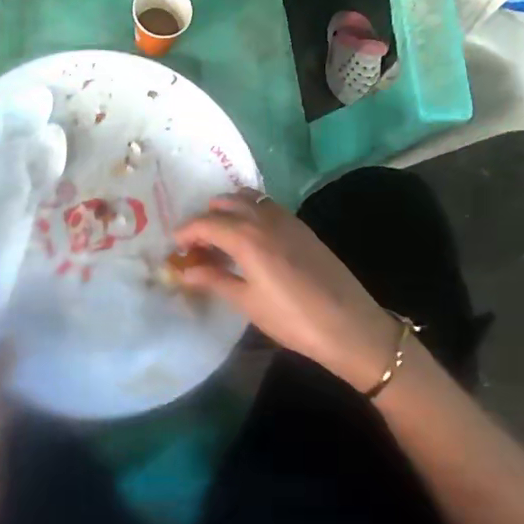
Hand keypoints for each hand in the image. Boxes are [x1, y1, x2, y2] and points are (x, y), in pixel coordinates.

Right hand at [174, 192, 401, 389]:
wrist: (348, 324)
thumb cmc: (293, 319)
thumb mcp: (248, 302)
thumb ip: (215, 279)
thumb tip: (184, 270)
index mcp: (247, 236)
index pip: (207, 222)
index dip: (187, 231)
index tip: (175, 246)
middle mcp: (265, 219)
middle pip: (227, 203)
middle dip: (207, 217)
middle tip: (197, 244)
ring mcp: (287, 219)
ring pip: (250, 199)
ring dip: (230, 209)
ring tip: (220, 238)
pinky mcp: (303, 227)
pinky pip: (268, 207)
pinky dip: (251, 212)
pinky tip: (250, 239)